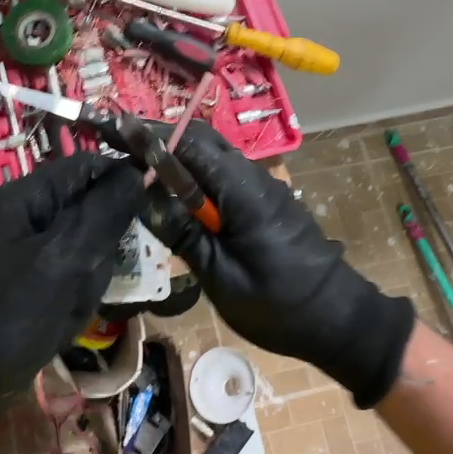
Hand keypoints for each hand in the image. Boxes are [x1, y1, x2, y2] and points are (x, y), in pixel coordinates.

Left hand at [0, 153, 145, 453]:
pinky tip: (56, 331)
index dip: (122, 180)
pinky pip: (62, 286)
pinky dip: (70, 307)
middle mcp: (17, 222)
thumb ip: (101, 214)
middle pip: (85, 213)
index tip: (157, 207)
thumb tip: (137, 171)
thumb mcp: (60, 263)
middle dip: (101, 251)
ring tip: (67, 314)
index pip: (84, 168)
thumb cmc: (2, 321)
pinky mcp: (18, 294)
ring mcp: (16, 260)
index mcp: (20, 200)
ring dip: (86, 285)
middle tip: (92, 283)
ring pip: (79, 256)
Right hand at [140, 124, 414, 407]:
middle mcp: (254, 177)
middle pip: (200, 140)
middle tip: (120, 151)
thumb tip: (142, 196)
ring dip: (177, 157)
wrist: (339, 320)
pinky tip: (174, 196)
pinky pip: (224, 175)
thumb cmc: (278, 305)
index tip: (112, 133)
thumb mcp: (221, 277)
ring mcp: (262, 188)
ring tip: (138, 172)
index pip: (188, 144)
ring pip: (212, 156)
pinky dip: (194, 175)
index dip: (148, 136)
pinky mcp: (265, 202)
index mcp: (243, 190)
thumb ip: (182, 233)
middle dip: (160, 139)